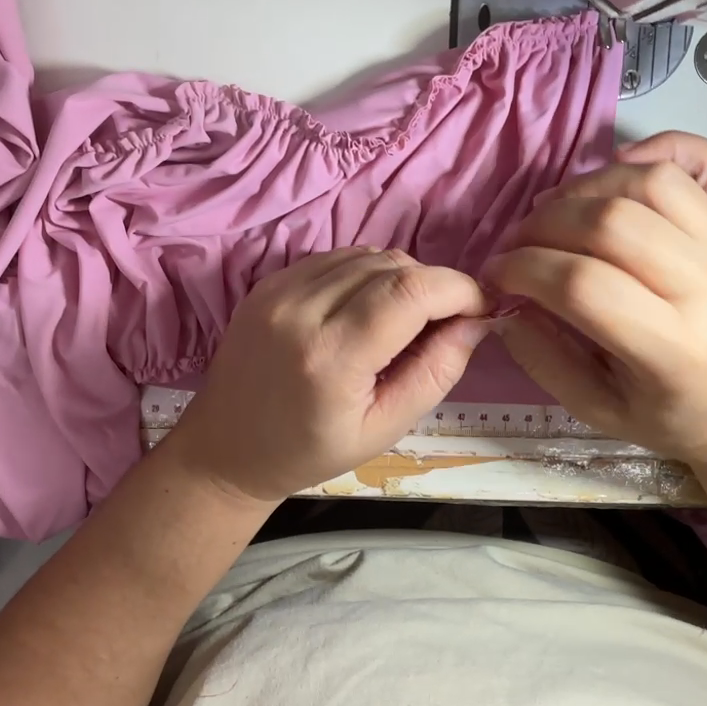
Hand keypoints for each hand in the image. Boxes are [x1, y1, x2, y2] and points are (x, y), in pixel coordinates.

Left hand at [160, 247, 491, 503]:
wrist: (227, 448)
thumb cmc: (310, 450)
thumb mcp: (385, 427)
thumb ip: (436, 371)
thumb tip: (475, 320)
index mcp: (331, 357)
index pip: (411, 290)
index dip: (459, 289)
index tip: (479, 309)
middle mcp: (301, 309)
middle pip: (393, 265)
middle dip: (433, 286)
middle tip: (440, 325)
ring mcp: (279, 289)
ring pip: (367, 254)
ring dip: (400, 279)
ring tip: (400, 323)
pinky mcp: (269, 281)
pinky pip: (337, 258)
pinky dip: (366, 275)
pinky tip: (364, 311)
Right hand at [482, 132, 706, 474]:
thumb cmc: (672, 418)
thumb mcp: (597, 410)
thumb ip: (543, 358)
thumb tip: (505, 302)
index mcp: (675, 349)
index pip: (583, 284)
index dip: (524, 269)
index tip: (496, 275)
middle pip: (613, 223)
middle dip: (544, 225)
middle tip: (518, 245)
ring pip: (653, 181)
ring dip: (588, 186)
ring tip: (557, 211)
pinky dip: (662, 147)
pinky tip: (624, 165)